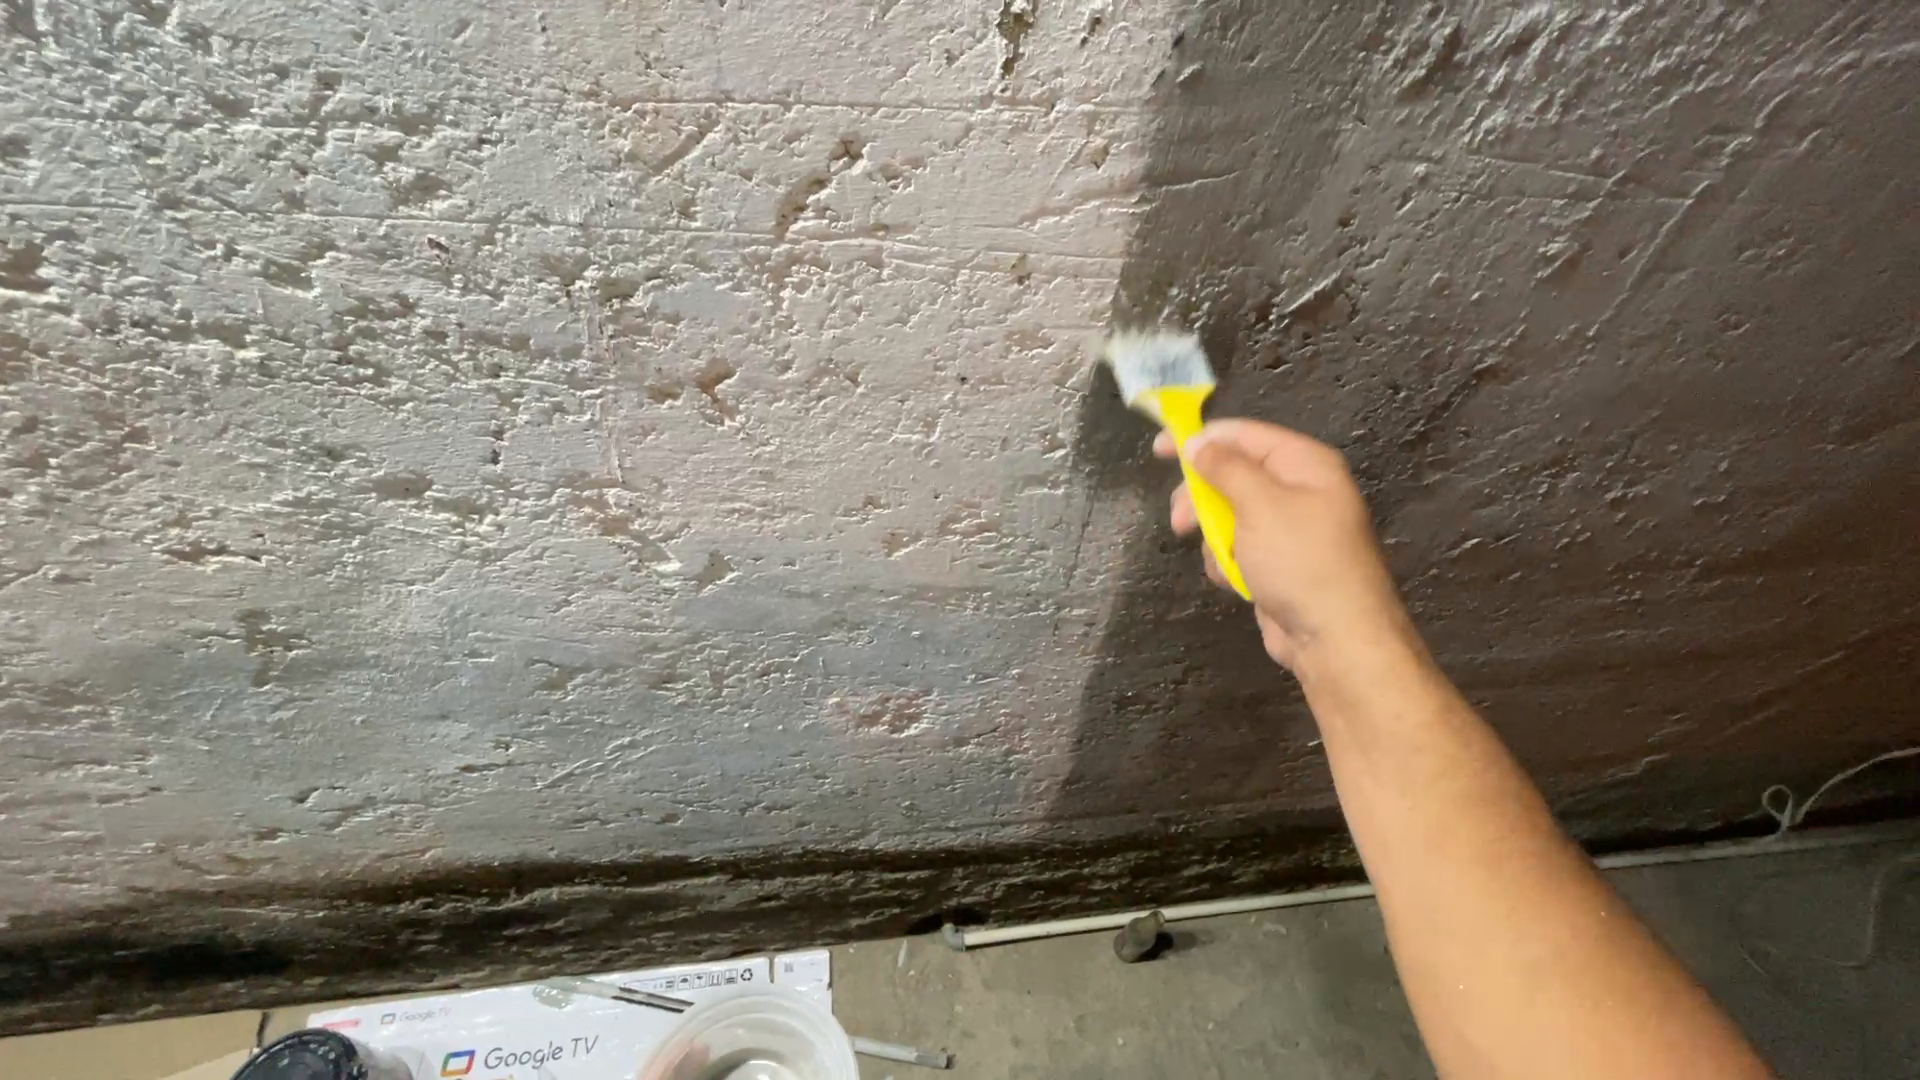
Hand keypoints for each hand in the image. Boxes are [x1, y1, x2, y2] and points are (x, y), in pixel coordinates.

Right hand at [1158, 419, 1408, 670]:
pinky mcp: (1275, 560)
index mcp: (1303, 464)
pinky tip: (1234, 579)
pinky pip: (1235, 546)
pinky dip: (1227, 560)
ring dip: (1214, 536)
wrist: (1334, 636)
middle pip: (1231, 475)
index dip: (1200, 438)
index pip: (1243, 435)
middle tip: (1179, 520)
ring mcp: (1286, 527)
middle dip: (1201, 498)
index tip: (1160, 449)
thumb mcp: (1260, 505)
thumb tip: (1198, 443)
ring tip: (1221, 559)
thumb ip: (1225, 468)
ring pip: (1227, 513)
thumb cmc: (1301, 561)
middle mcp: (1298, 489)